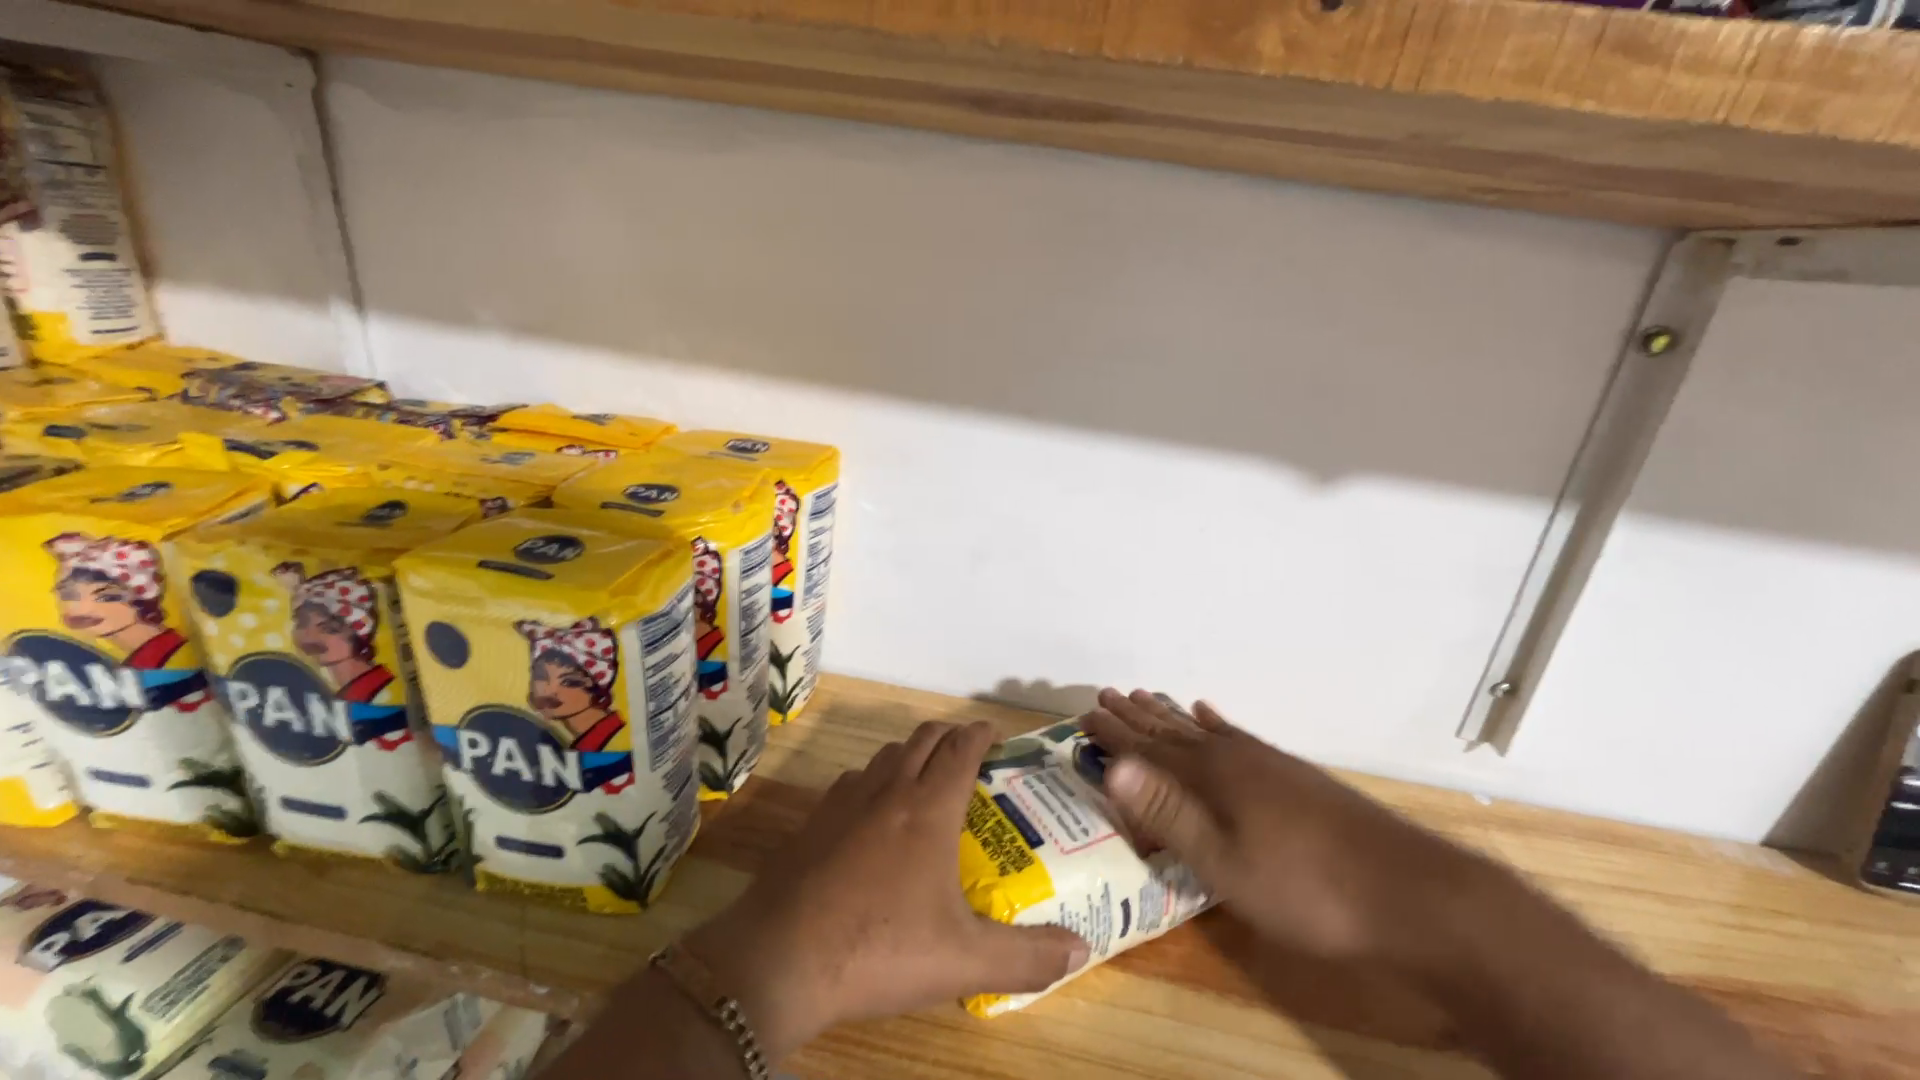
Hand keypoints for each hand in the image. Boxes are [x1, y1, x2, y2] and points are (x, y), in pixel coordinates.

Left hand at [680, 720, 1088, 1056]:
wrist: (777, 961)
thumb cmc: (879, 949)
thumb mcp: (964, 961)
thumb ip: (1026, 957)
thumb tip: (1080, 950)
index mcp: (928, 809)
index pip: (961, 750)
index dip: (981, 734)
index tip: (996, 733)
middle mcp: (886, 792)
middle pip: (921, 740)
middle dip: (949, 735)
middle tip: (968, 751)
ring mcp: (841, 805)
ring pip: (883, 756)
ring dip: (909, 754)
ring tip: (924, 777)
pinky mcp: (810, 825)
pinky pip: (850, 783)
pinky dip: (872, 781)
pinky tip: (870, 814)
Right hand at [1082, 688, 1498, 973]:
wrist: (1408, 895)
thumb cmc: (1305, 890)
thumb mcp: (1225, 863)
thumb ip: (1169, 814)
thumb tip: (1112, 768)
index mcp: (1213, 779)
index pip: (1149, 750)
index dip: (1115, 733)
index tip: (1084, 713)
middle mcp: (1236, 759)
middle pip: (1174, 732)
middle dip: (1137, 716)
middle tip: (1106, 694)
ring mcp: (1268, 764)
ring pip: (1204, 731)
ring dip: (1170, 716)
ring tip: (1147, 697)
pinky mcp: (1293, 777)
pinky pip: (1240, 737)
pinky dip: (1218, 726)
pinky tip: (1212, 718)